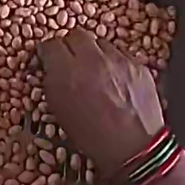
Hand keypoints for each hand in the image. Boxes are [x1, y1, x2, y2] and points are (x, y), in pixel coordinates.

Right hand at [37, 29, 163, 172]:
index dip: (47, 51)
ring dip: (92, 52)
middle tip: (69, 58)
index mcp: (66, 72)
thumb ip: (52, 82)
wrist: (134, 149)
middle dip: (70, 45)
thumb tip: (51, 68)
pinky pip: (120, 54)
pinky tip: (113, 80)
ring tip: (93, 69)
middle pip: (75, 34)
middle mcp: (92, 60)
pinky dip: (113, 63)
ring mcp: (118, 60)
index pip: (50, 44)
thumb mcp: (59, 110)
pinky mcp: (137, 65)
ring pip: (99, 42)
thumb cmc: (91, 136)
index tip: (47, 58)